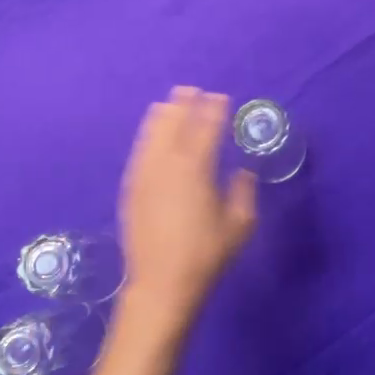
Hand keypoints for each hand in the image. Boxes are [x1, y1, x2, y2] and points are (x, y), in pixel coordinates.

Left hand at [117, 87, 256, 332]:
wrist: (162, 284)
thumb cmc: (207, 255)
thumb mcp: (239, 225)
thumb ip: (242, 193)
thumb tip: (241, 173)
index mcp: (196, 169)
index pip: (206, 129)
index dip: (214, 110)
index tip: (220, 97)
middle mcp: (167, 165)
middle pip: (174, 125)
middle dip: (185, 106)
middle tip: (192, 90)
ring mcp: (145, 176)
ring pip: (152, 136)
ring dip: (162, 117)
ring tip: (169, 103)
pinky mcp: (132, 190)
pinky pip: (139, 154)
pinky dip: (147, 138)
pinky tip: (151, 136)